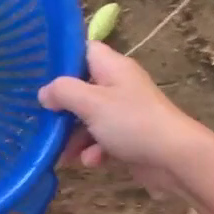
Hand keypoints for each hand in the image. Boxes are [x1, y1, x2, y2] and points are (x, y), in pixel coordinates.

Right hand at [39, 41, 213, 192]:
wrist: (174, 159)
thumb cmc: (132, 123)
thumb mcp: (91, 103)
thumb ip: (63, 92)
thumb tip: (44, 92)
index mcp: (113, 67)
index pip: (84, 51)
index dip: (62, 61)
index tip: (39, 77)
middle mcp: (119, 87)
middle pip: (83, 90)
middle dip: (63, 109)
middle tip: (44, 122)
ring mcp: (126, 114)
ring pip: (90, 120)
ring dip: (75, 137)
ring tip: (62, 154)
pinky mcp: (130, 140)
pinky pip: (104, 141)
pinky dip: (94, 151)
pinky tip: (91, 162)